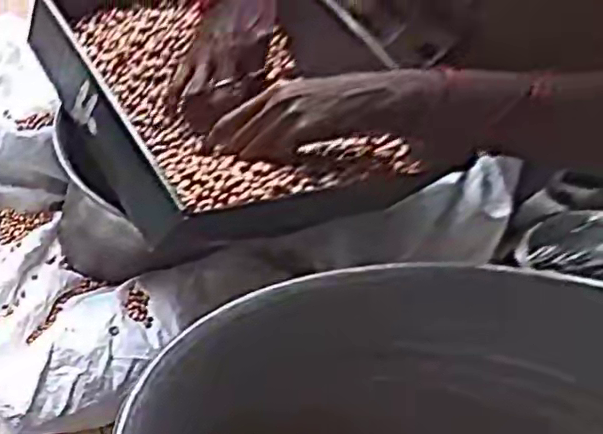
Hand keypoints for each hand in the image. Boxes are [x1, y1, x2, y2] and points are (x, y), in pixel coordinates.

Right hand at [172, 0, 276, 130]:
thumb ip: (259, 59)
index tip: (239, 125)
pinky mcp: (188, 59)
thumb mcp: (267, 30)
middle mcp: (227, 55)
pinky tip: (171, 117)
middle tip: (214, 134)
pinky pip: (175, 86)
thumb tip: (256, 88)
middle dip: (216, 118)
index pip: (247, 87)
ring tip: (194, 129)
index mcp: (252, 48)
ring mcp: (204, 58)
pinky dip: (171, 105)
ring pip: (195, 95)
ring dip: (193, 115)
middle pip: (219, 96)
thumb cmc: (253, 8)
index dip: (243, 109)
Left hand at [208, 70, 439, 161]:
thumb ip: (267, 123)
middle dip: (235, 160)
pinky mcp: (301, 125)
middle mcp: (277, 99)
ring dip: (257, 164)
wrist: (392, 97)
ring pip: (249, 151)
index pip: (223, 126)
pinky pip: (272, 153)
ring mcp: (288, 111)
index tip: (210, 163)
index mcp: (273, 93)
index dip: (213, 148)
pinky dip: (278, 162)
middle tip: (244, 171)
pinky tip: (294, 159)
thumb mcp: (301, 106)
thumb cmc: (346, 106)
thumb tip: (234, 150)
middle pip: (232, 143)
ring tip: (277, 163)